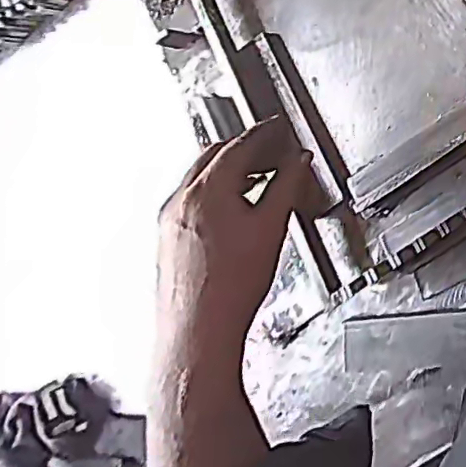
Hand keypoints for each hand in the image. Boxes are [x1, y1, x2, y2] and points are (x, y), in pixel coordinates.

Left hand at [149, 118, 316, 466]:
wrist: (196, 338)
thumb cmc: (229, 290)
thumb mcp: (271, 228)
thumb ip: (287, 187)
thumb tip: (298, 163)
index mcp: (205, 191)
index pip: (240, 146)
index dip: (265, 134)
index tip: (279, 129)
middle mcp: (181, 200)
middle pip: (215, 154)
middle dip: (246, 146)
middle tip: (272, 146)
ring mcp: (170, 220)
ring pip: (201, 175)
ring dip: (231, 166)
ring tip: (260, 173)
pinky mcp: (168, 239)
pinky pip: (193, 196)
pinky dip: (217, 188)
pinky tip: (236, 204)